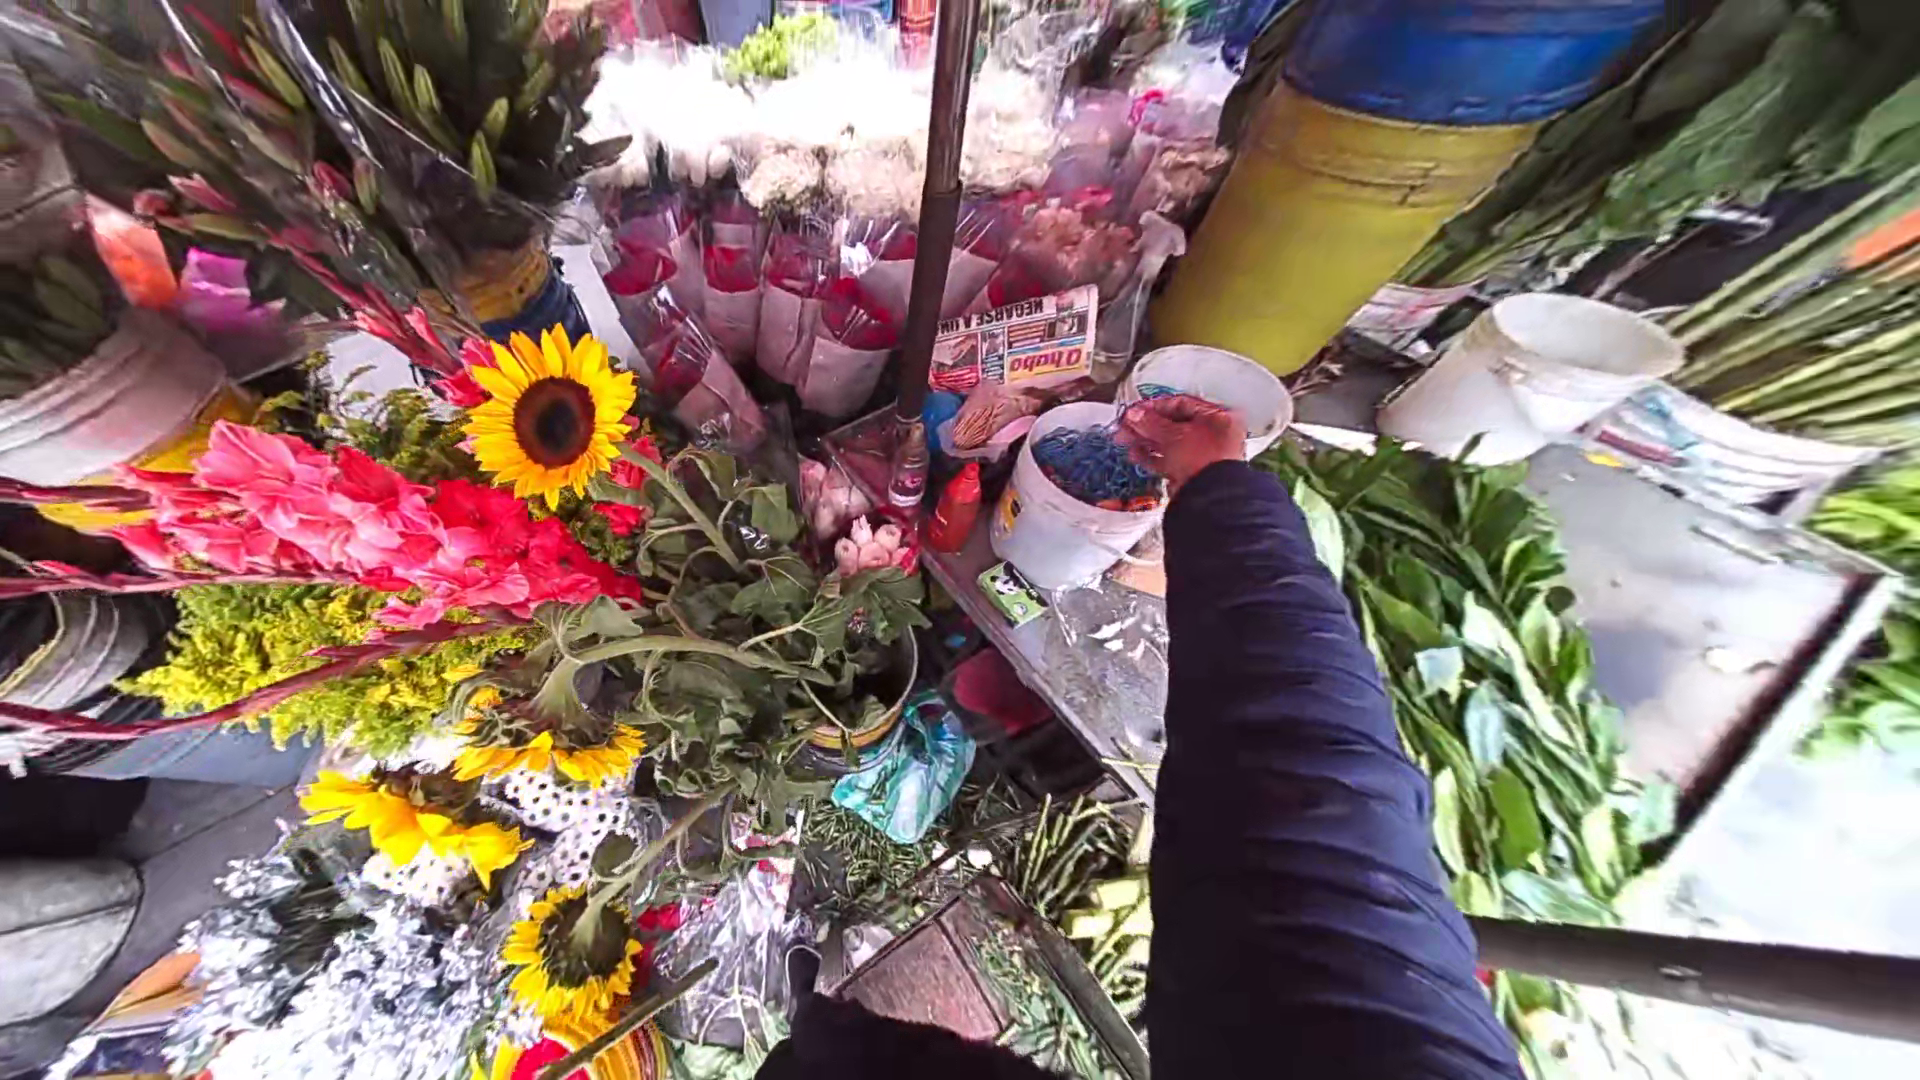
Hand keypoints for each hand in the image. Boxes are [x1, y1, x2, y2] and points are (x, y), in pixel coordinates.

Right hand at [1118, 395, 1244, 493]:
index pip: (1182, 403)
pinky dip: (1151, 457)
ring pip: (1168, 443)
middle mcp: (1213, 435)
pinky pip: (1168, 460)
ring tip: (1126, 439)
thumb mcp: (1174, 434)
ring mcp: (1201, 455)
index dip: (1155, 406)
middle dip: (1146, 425)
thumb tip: (1135, 414)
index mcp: (1218, 417)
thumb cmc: (1205, 460)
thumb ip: (1151, 422)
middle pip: (1173, 424)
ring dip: (1145, 440)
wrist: (1207, 496)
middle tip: (1126, 425)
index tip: (1136, 410)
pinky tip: (1135, 454)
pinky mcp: (1190, 473)